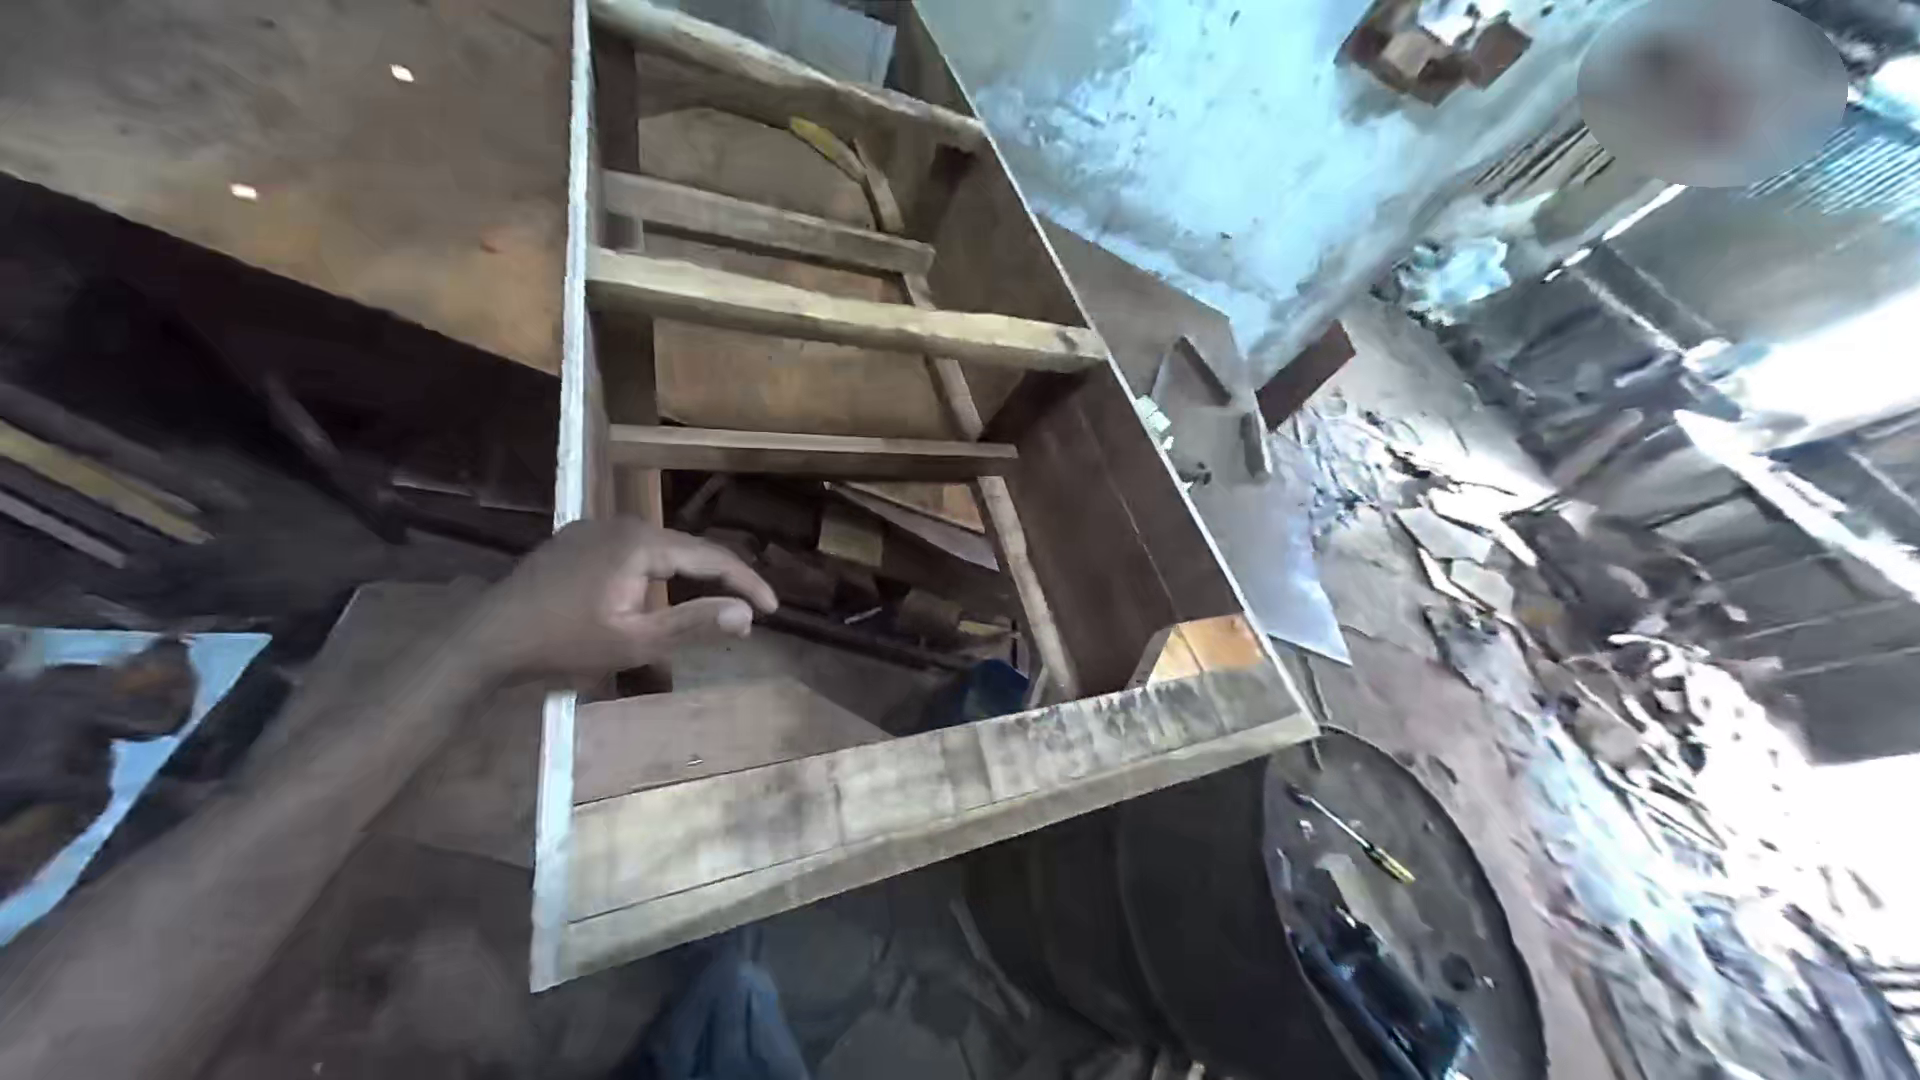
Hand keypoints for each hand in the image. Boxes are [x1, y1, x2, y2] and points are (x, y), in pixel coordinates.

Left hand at [465, 518, 777, 679]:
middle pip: (690, 549)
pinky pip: (636, 551)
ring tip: (717, 600)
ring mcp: (597, 529)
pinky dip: (661, 571)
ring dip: (693, 574)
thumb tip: (748, 615)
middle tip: (751, 608)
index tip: (773, 609)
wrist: (483, 641)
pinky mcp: (579, 540)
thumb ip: (694, 624)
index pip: (712, 558)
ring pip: (664, 549)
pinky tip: (665, 591)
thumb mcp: (635, 642)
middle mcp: (623, 524)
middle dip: (724, 578)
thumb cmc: (562, 644)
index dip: (747, 583)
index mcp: (641, 543)